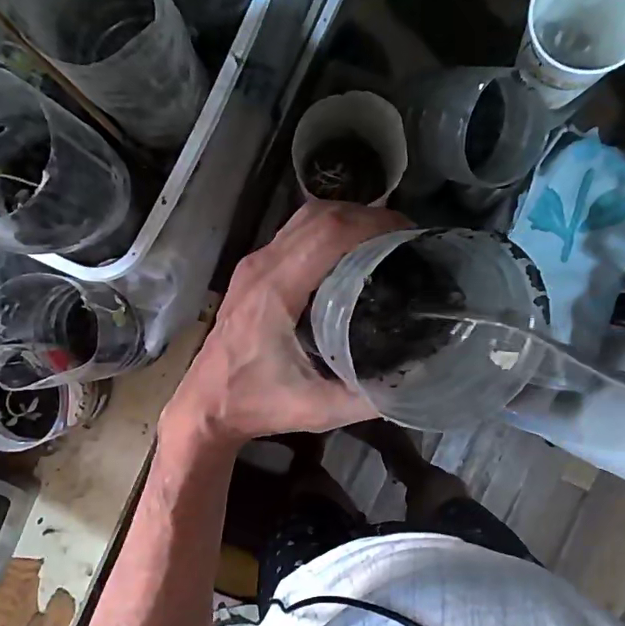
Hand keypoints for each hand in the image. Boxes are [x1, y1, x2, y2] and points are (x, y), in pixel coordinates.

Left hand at [162, 201, 410, 448]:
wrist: (203, 405)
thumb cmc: (257, 405)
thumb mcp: (319, 410)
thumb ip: (370, 397)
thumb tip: (421, 374)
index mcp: (275, 291)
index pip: (328, 233)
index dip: (372, 224)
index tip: (409, 236)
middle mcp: (261, 267)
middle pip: (319, 215)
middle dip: (367, 217)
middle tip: (404, 239)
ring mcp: (253, 264)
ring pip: (304, 218)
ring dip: (346, 219)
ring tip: (382, 241)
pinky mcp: (252, 269)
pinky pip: (294, 232)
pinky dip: (327, 230)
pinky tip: (349, 253)